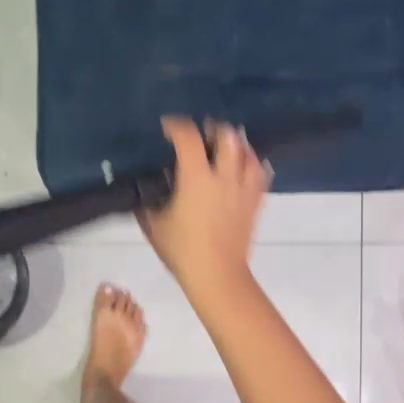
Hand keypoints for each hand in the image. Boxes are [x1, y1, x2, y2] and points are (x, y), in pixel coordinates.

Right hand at [139, 117, 268, 287]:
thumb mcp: (154, 225)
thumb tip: (143, 191)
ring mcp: (244, 189)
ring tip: (225, 146)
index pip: (188, 138)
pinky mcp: (256, 202)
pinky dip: (253, 163)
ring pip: (248, 152)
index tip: (167, 127)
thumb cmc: (182, 251)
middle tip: (201, 133)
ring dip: (236, 143)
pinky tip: (244, 166)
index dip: (176, 126)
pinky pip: (260, 174)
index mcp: (196, 178)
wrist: (217, 276)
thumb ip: (147, 203)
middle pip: (226, 136)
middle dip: (212, 129)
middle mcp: (223, 177)